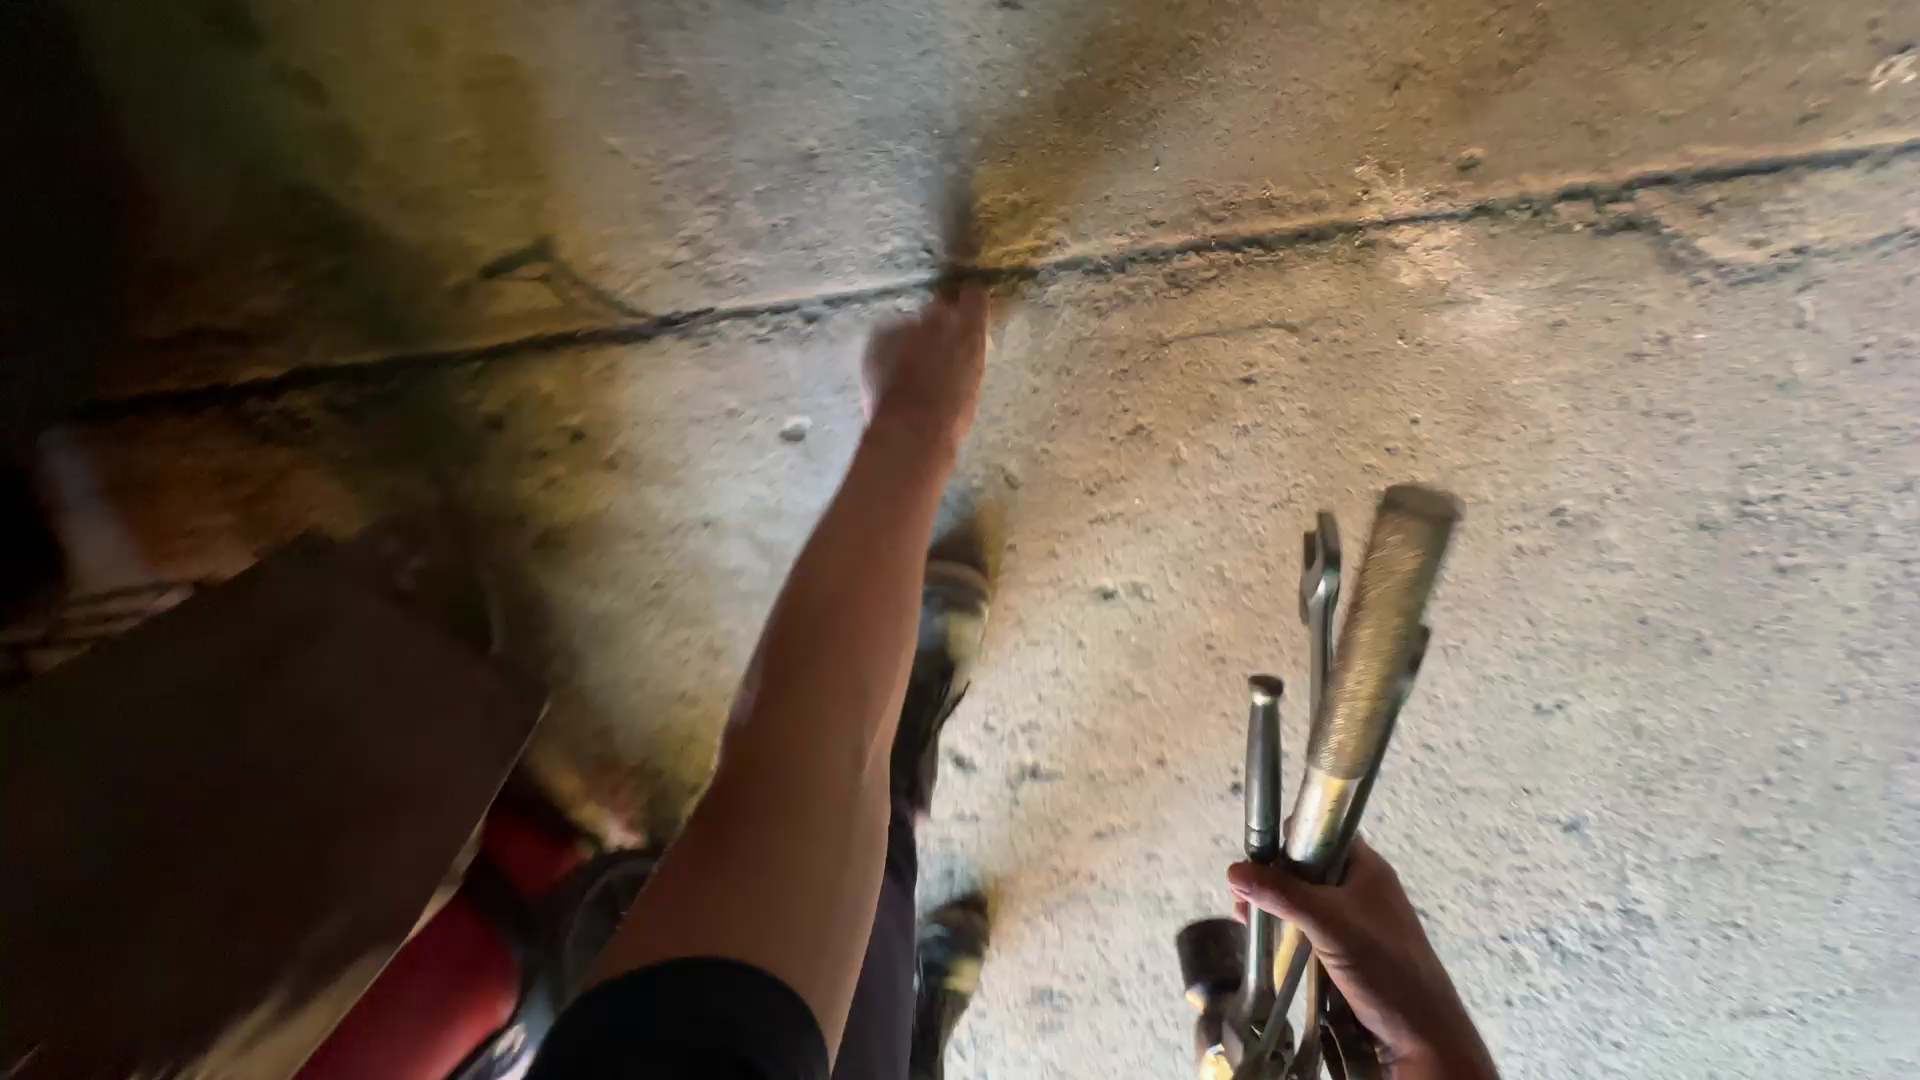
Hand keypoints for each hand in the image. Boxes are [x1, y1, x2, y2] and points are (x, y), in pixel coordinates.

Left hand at [861, 285, 987, 449]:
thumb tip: (957, 350)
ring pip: (908, 324)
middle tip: (932, 344)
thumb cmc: (952, 414)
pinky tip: (888, 376)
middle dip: (936, 320)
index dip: (967, 302)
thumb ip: (965, 354)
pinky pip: (885, 338)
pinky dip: (886, 351)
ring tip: (905, 370)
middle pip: (938, 304)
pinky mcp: (878, 335)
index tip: (965, 310)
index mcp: (970, 327)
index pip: (973, 294)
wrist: (912, 428)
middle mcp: (938, 315)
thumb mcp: (972, 380)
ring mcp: (905, 322)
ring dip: (908, 339)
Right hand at [1229, 837, 1495, 1079]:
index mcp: (1366, 868)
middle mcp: (1360, 887)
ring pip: (1304, 897)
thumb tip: (1232, 870)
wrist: (1424, 1040)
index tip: (1258, 855)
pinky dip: (1285, 927)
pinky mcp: (1348, 948)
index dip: (1288, 836)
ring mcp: (1355, 919)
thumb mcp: (1328, 923)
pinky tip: (1262, 936)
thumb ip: (1281, 894)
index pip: (1320, 831)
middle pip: (1306, 865)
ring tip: (1244, 915)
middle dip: (1271, 875)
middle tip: (1244, 891)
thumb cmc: (1385, 968)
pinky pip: (1308, 925)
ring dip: (1274, 903)